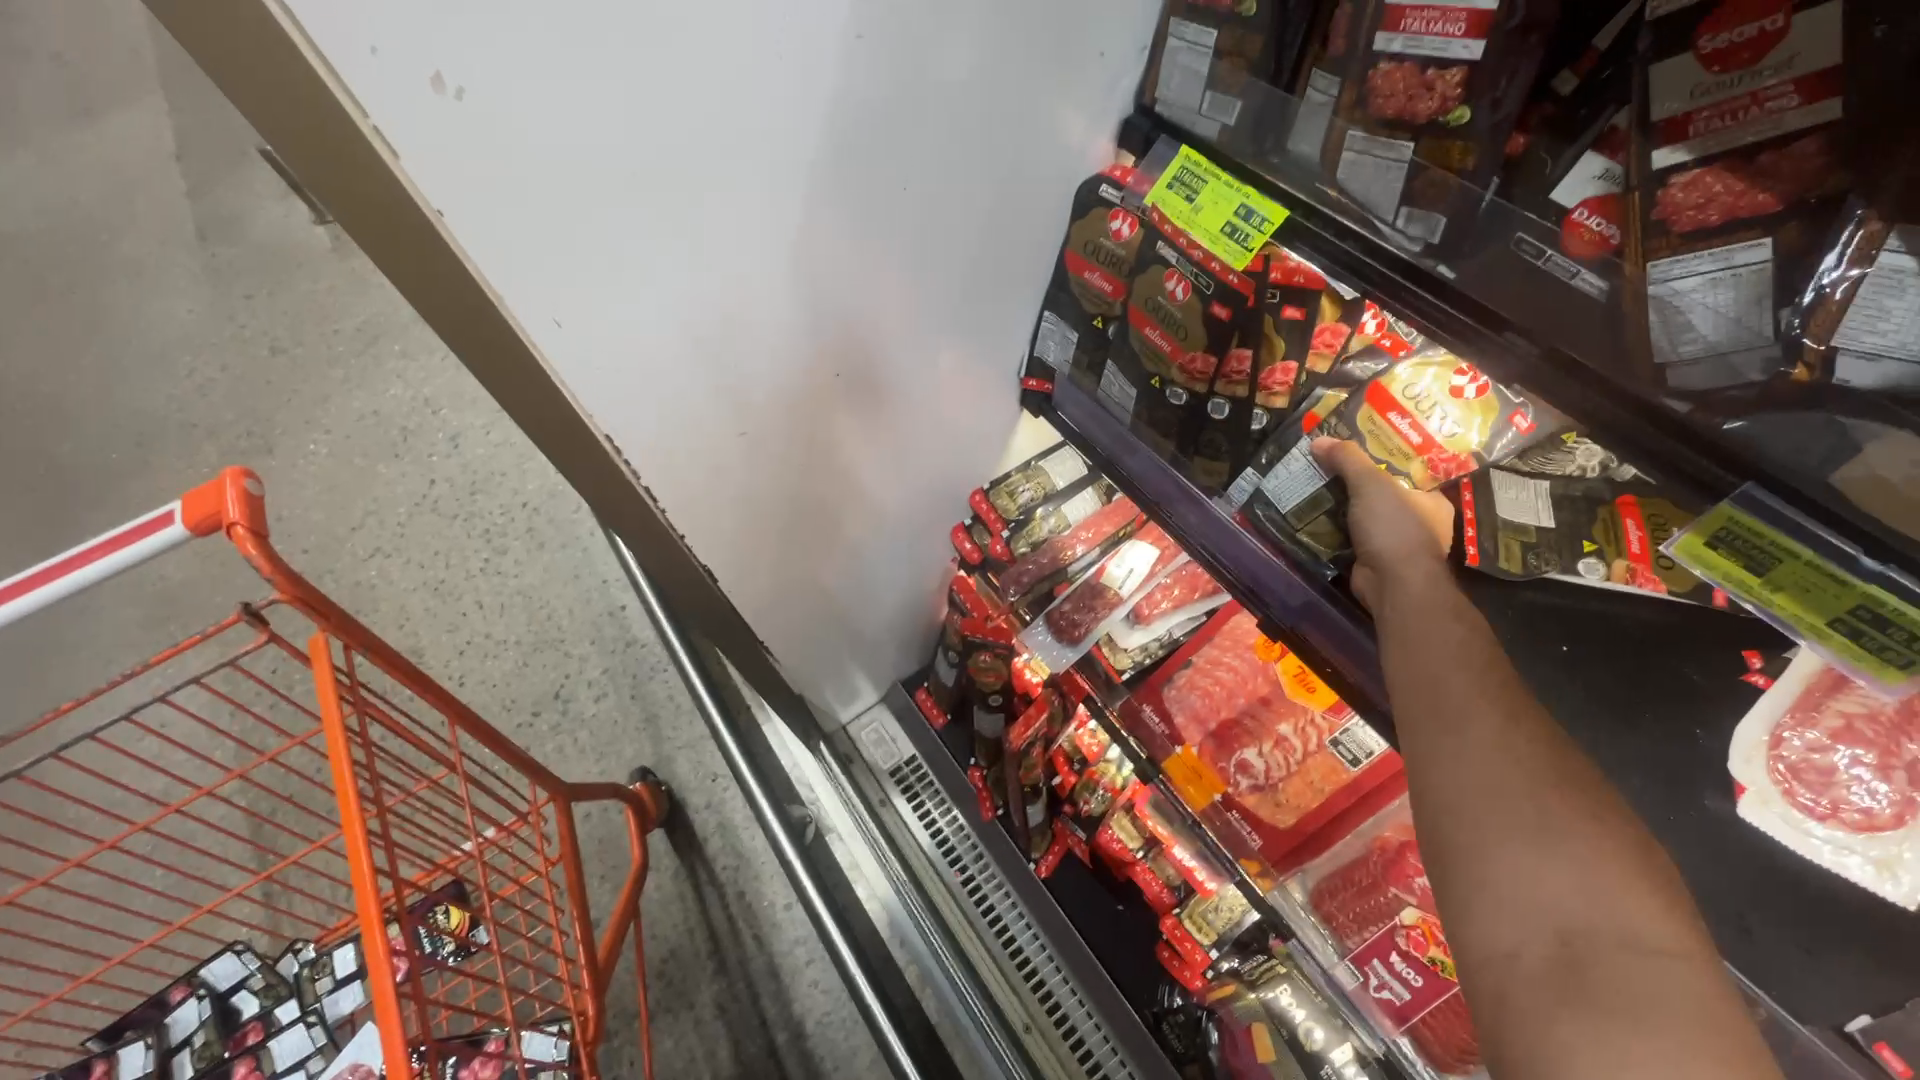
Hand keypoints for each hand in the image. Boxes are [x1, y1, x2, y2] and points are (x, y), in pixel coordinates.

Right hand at [1311, 437, 1453, 611]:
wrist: (1393, 584)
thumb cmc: (1395, 528)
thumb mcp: (1372, 484)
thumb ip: (1348, 459)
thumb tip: (1319, 440)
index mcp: (1431, 497)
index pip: (1408, 467)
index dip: (1382, 453)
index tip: (1356, 441)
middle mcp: (1418, 518)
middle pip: (1382, 489)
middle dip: (1355, 477)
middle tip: (1328, 458)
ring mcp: (1396, 540)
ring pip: (1365, 512)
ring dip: (1341, 502)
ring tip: (1314, 481)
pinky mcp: (1374, 557)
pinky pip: (1351, 533)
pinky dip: (1334, 525)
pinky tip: (1314, 512)